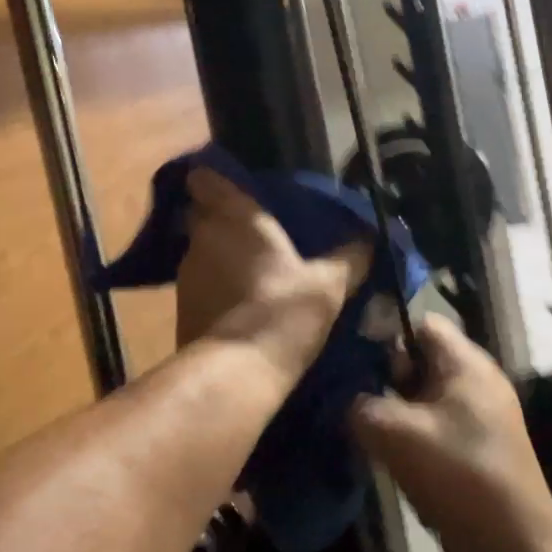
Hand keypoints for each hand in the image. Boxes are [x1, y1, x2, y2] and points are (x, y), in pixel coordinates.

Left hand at [176, 167, 369, 379]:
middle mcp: (203, 236)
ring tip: (253, 271)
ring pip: (201, 250)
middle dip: (223, 219)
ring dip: (221, 256)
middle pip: (203, 214)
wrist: (235, 372)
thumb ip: (351, 256)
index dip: (214, 179)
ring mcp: (185, 272)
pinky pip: (199, 283)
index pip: (205, 179)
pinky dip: (216, 287)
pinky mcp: (181, 306)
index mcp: (235, 217)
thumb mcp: (329, 285)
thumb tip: (371, 236)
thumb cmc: (282, 312)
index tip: (236, 187)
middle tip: (256, 232)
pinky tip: (241, 303)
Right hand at [349, 315, 551, 551]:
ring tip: (366, 425)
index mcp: (467, 363)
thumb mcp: (394, 434)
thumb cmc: (458, 475)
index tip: (353, 355)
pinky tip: (392, 453)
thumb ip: (361, 406)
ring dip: (397, 407)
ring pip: (426, 393)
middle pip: (422, 357)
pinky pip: (438, 420)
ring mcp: (484, 414)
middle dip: (386, 373)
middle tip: (353, 393)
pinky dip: (414, 430)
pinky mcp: (481, 444)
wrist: (516, 548)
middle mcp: (480, 379)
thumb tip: (349, 401)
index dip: (386, 331)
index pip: (421, 322)